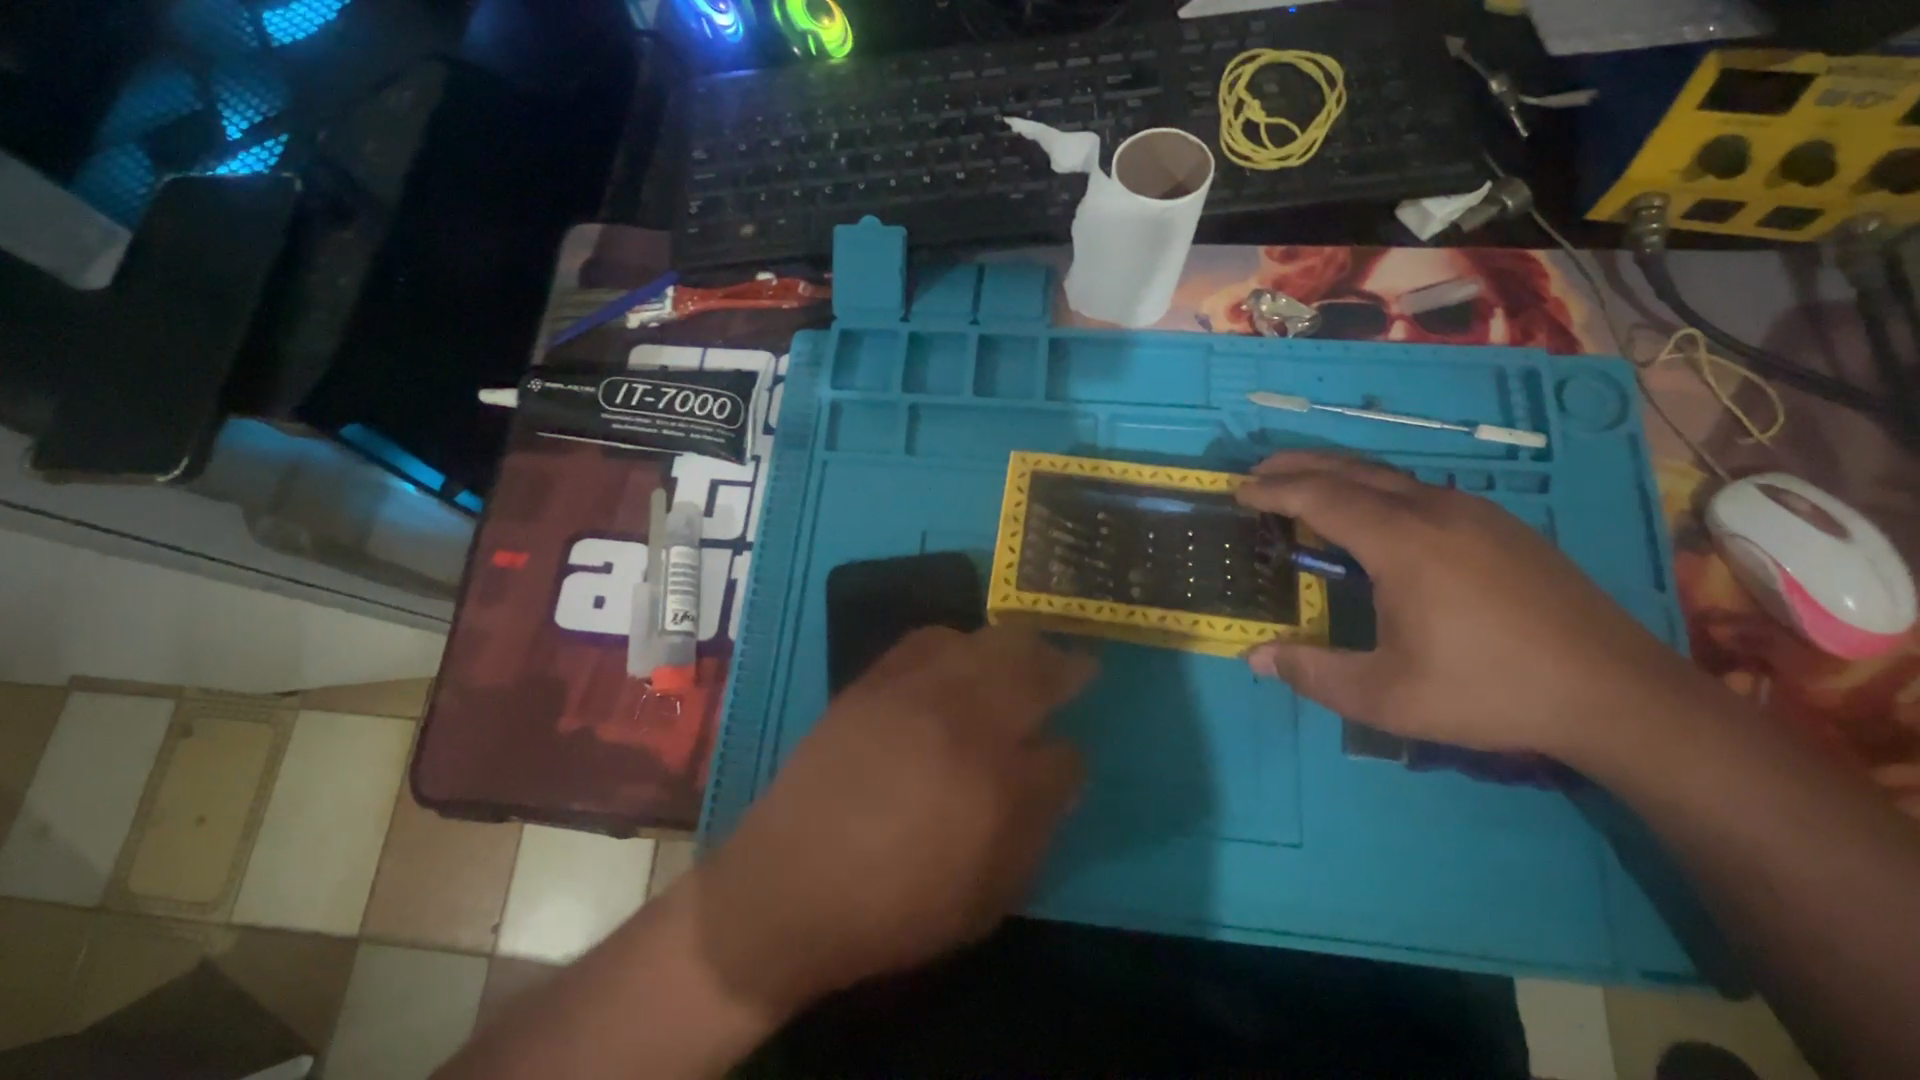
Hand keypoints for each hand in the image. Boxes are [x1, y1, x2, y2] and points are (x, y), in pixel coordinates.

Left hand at [689, 625, 1093, 1015]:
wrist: (786, 890)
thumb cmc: (892, 912)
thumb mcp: (983, 901)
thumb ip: (1034, 832)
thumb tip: (1060, 774)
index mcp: (996, 787)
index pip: (1064, 755)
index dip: (1072, 758)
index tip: (1069, 759)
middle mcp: (962, 724)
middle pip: (1031, 668)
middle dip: (1063, 667)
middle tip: (1076, 670)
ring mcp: (914, 695)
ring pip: (985, 642)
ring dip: (1017, 646)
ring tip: (1025, 656)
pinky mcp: (872, 684)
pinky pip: (927, 640)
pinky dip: (957, 641)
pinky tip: (960, 655)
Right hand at [1236, 452, 1697, 758]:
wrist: (1614, 691)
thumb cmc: (1488, 692)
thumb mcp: (1386, 697)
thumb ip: (1313, 673)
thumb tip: (1255, 658)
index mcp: (1402, 542)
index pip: (1322, 497)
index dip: (1274, 491)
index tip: (1238, 491)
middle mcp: (1436, 511)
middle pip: (1354, 471)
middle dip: (1300, 466)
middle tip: (1259, 472)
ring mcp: (1478, 514)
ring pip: (1393, 478)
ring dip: (1342, 475)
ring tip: (1308, 488)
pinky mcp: (1506, 528)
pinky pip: (1423, 493)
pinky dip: (1380, 491)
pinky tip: (1380, 519)